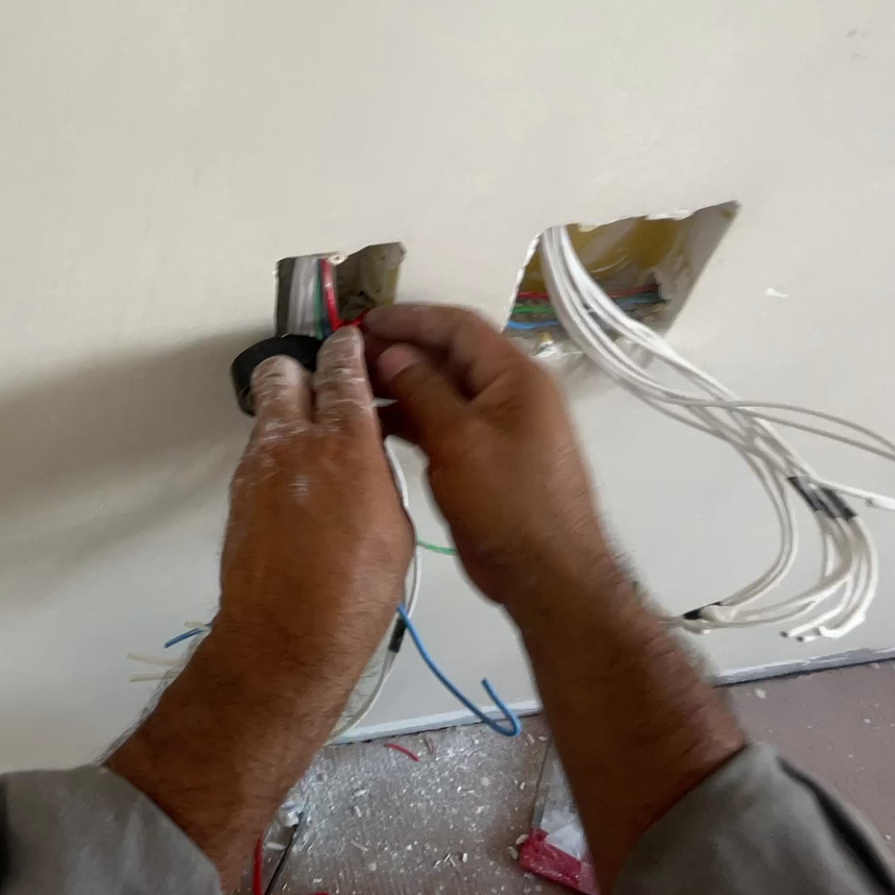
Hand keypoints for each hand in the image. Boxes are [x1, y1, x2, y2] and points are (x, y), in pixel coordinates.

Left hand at [216, 327, 413, 674]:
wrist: (286, 637)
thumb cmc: (353, 594)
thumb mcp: (395, 526)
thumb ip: (375, 473)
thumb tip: (364, 454)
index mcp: (346, 446)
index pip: (343, 373)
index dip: (348, 351)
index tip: (350, 343)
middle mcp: (294, 443)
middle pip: (282, 372)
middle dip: (301, 369)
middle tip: (320, 385)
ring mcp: (258, 464)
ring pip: (266, 411)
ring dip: (287, 413)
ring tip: (309, 442)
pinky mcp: (239, 489)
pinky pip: (258, 451)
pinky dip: (276, 452)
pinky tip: (296, 484)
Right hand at [361, 303, 607, 605]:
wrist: (546, 575)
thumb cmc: (508, 502)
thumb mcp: (459, 439)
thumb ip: (422, 389)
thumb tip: (390, 352)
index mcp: (515, 376)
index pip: (459, 327)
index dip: (410, 318)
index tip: (364, 321)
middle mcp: (506, 393)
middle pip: (448, 356)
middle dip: (399, 351)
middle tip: (349, 354)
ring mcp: (494, 426)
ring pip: (440, 390)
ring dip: (399, 385)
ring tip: (352, 386)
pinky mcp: (479, 455)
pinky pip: (440, 422)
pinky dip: (408, 417)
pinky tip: (372, 421)